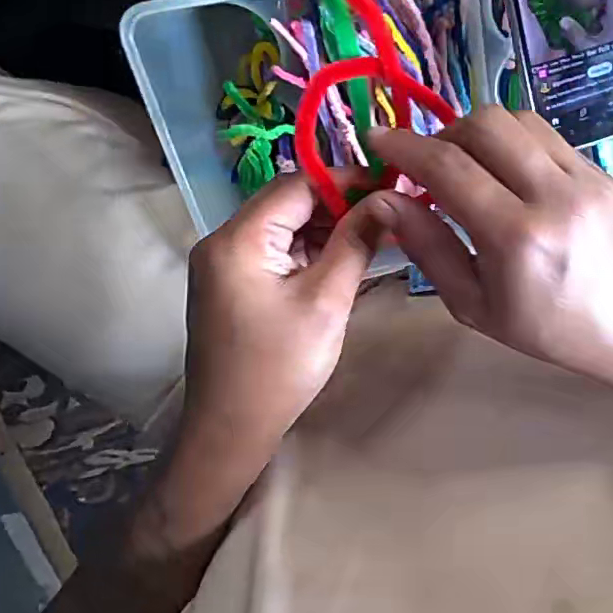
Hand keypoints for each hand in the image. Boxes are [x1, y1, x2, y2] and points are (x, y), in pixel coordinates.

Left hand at [183, 172, 388, 450]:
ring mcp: (225, 263)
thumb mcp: (326, 301)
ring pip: (284, 226)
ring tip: (374, 235)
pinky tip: (344, 258)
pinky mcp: (234, 283)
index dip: (345, 181)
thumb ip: (356, 242)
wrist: (231, 431)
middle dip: (339, 204)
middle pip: (288, 202)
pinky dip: (310, 250)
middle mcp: (223, 241)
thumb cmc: (279, 367)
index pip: (296, 185)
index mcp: (237, 240)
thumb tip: (387, 200)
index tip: (389, 186)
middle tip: (388, 213)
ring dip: (327, 227)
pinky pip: (276, 251)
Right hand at [363, 108, 612, 387]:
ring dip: (477, 131)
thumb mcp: (473, 304)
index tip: (378, 139)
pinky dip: (510, 140)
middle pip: (484, 125)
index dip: (405, 147)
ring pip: (516, 118)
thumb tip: (386, 200)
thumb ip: (428, 247)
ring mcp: (583, 176)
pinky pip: (542, 132)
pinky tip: (504, 170)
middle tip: (430, 164)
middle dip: (443, 135)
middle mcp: (553, 195)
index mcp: (518, 238)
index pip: (450, 168)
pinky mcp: (597, 169)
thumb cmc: (545, 327)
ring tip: (467, 165)